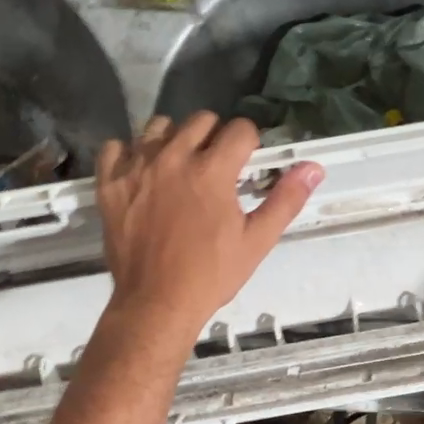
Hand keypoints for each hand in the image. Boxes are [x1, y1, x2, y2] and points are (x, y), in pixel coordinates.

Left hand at [97, 112, 323, 332]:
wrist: (157, 303)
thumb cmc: (211, 275)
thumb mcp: (256, 241)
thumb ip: (285, 200)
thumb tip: (313, 168)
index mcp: (212, 171)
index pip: (239, 129)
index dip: (250, 143)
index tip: (248, 163)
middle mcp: (173, 158)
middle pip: (200, 120)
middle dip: (215, 138)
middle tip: (217, 169)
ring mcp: (137, 168)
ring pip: (159, 127)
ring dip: (175, 140)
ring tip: (181, 169)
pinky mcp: (110, 183)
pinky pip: (117, 147)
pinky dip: (131, 155)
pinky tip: (144, 175)